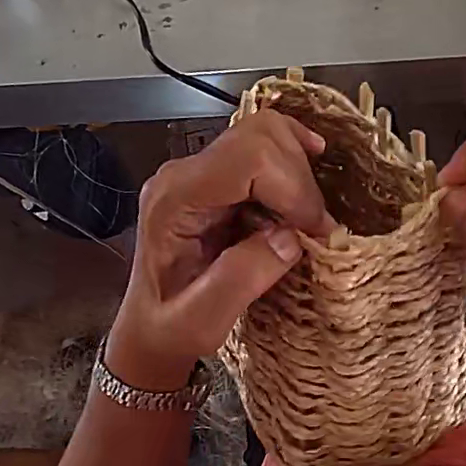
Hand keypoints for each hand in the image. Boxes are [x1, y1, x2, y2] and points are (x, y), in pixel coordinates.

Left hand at [105, 110, 334, 390]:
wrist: (150, 330)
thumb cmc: (170, 329)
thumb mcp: (201, 323)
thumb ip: (240, 279)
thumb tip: (291, 238)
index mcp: (174, 200)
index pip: (249, 157)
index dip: (294, 187)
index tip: (315, 232)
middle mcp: (185, 174)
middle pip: (261, 136)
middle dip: (301, 180)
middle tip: (316, 230)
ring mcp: (201, 171)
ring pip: (267, 135)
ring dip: (301, 173)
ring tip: (307, 220)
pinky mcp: (220, 177)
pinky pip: (265, 147)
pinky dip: (295, 162)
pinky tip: (309, 182)